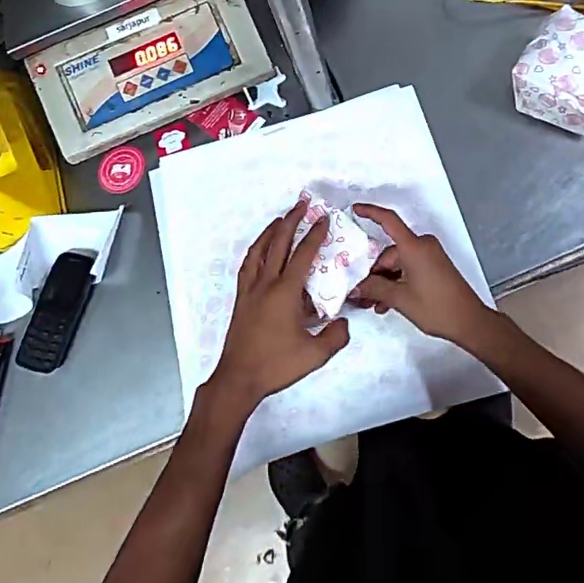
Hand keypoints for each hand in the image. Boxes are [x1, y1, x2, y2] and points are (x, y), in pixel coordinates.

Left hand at [207, 201, 350, 412]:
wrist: (239, 378)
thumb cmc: (276, 365)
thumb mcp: (314, 354)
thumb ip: (335, 336)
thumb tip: (344, 322)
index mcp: (285, 292)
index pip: (303, 255)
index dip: (315, 235)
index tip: (324, 219)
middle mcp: (266, 284)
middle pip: (278, 243)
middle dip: (292, 221)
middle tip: (302, 205)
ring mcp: (250, 289)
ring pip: (259, 250)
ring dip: (271, 231)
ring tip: (281, 219)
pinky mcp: (241, 298)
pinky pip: (248, 265)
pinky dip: (256, 251)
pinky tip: (260, 250)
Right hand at [350, 204, 502, 351]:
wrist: (470, 322)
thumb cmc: (438, 308)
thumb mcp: (400, 299)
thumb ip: (374, 289)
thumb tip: (356, 287)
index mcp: (414, 247)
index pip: (389, 220)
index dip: (370, 212)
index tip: (355, 209)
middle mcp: (422, 246)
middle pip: (389, 251)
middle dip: (374, 271)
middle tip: (360, 292)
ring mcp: (429, 256)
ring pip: (397, 263)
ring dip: (384, 281)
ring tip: (373, 303)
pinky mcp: (434, 266)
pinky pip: (408, 268)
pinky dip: (397, 282)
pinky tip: (387, 302)